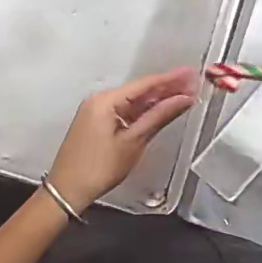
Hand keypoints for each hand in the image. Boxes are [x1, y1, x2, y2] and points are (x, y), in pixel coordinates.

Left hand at [46, 67, 196, 208]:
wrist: (67, 189)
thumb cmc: (99, 167)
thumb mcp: (133, 142)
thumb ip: (158, 117)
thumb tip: (184, 98)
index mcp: (105, 100)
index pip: (144, 84)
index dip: (170, 79)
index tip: (192, 73)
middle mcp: (99, 100)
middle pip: (138, 91)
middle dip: (166, 88)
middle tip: (194, 83)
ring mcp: (95, 112)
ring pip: (131, 102)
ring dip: (156, 100)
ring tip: (184, 95)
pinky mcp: (95, 124)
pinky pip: (123, 112)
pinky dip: (141, 112)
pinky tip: (159, 110)